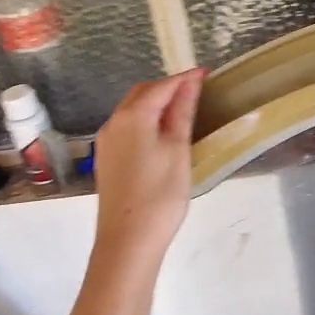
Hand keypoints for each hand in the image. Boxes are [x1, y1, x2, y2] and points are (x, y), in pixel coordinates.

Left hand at [93, 69, 204, 256]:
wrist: (127, 241)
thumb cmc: (160, 194)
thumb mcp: (178, 149)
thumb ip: (182, 113)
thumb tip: (191, 83)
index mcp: (132, 116)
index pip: (162, 87)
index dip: (185, 78)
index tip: (207, 73)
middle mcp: (114, 123)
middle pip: (142, 94)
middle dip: (168, 87)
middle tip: (196, 89)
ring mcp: (107, 142)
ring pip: (132, 110)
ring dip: (155, 103)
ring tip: (183, 108)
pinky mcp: (107, 159)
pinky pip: (127, 126)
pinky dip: (145, 120)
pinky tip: (161, 132)